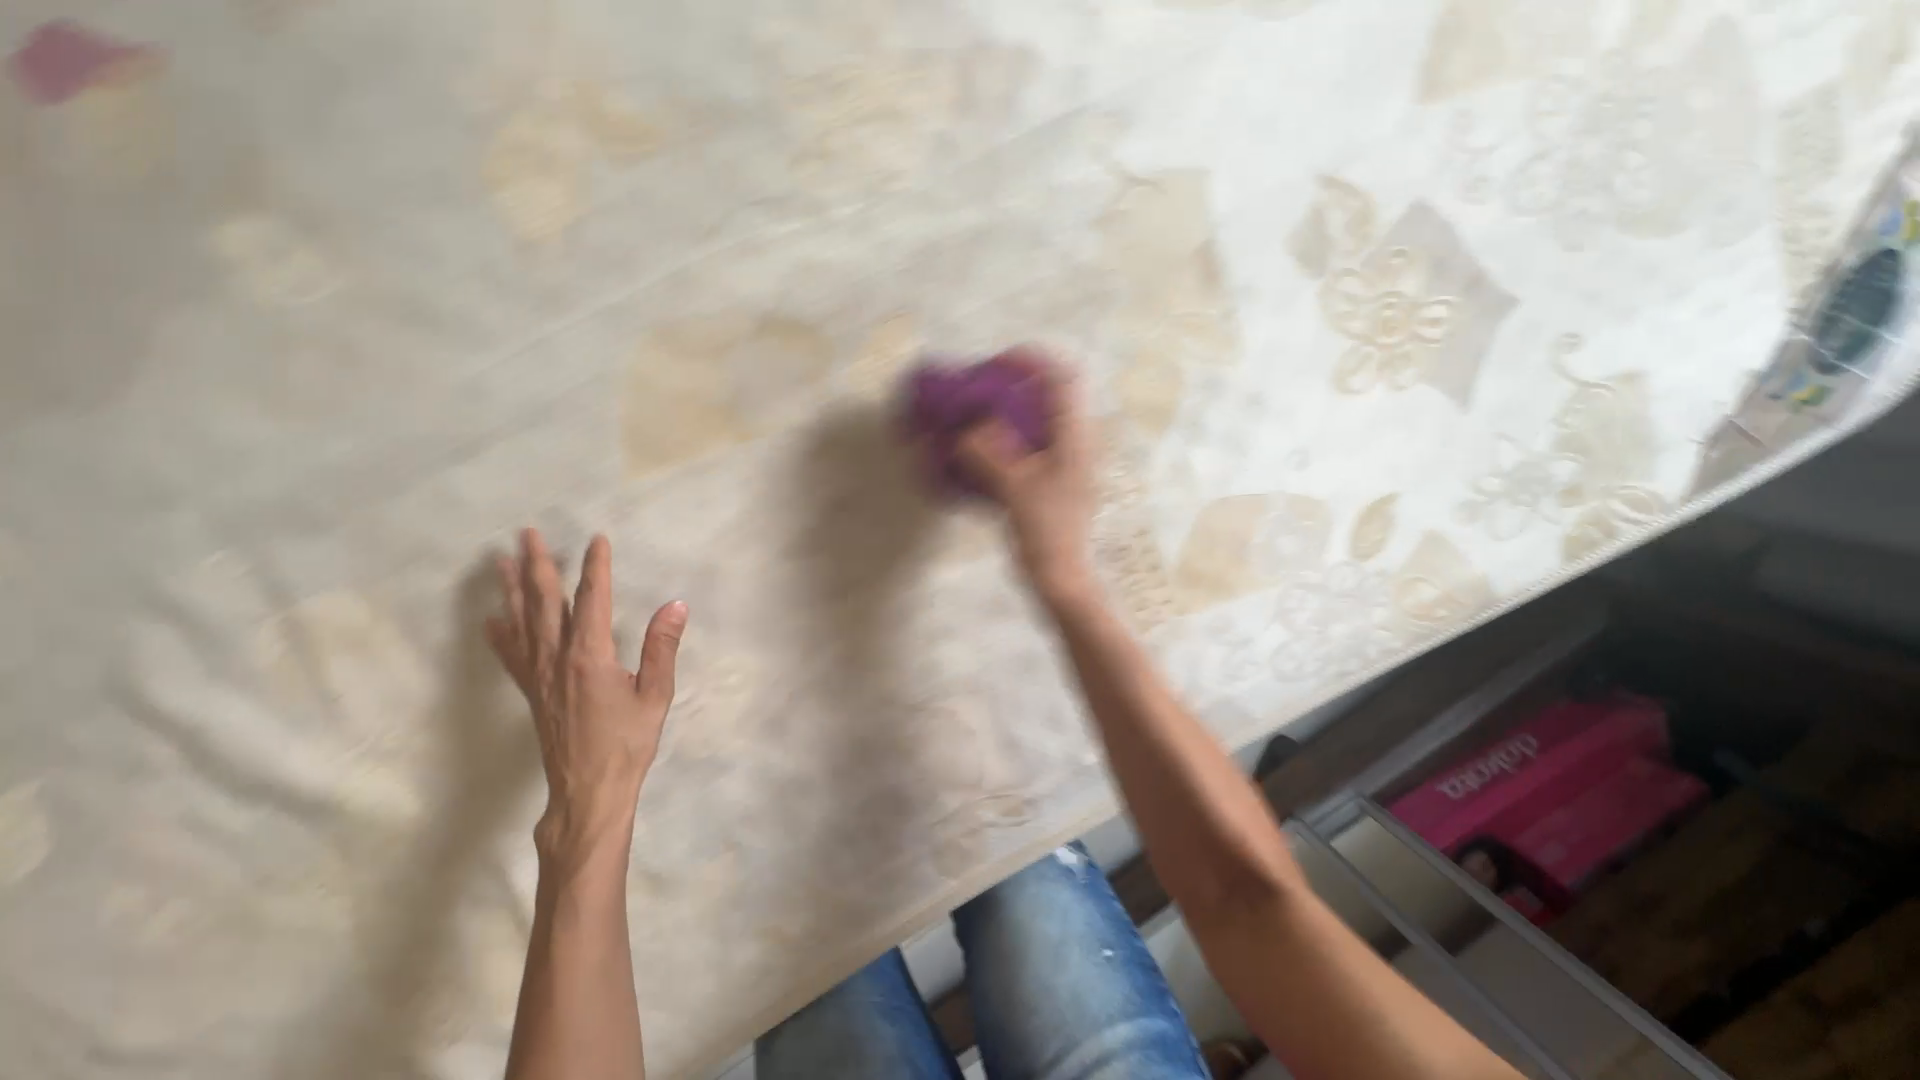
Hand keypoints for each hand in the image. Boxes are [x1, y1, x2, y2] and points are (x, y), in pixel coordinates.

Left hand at [487, 528, 687, 865]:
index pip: (593, 599)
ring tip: (501, 560)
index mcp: (590, 656)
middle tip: (526, 533)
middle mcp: (557, 658)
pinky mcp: (531, 692)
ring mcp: (539, 675)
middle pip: (545, 602)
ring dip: (513, 588)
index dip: (595, 567)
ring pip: (522, 622)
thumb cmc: (627, 744)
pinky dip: (501, 633)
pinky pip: (512, 655)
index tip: (596, 539)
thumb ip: (662, 648)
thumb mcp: (655, 696)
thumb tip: (675, 606)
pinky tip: (492, 618)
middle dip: (537, 565)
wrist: (588, 789)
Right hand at [956, 349, 1097, 607]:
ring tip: (975, 418)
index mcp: (1074, 438)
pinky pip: (1030, 446)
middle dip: (1014, 386)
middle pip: (1050, 396)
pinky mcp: (1056, 482)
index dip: (1030, 360)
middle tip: (980, 391)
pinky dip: (1007, 440)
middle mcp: (1076, 444)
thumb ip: (988, 453)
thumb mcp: (1013, 488)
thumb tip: (966, 430)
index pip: (1061, 378)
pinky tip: (981, 453)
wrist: (1063, 577)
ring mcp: (1068, 464)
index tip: (995, 364)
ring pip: (1039, 422)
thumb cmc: (1045, 531)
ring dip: (1009, 413)